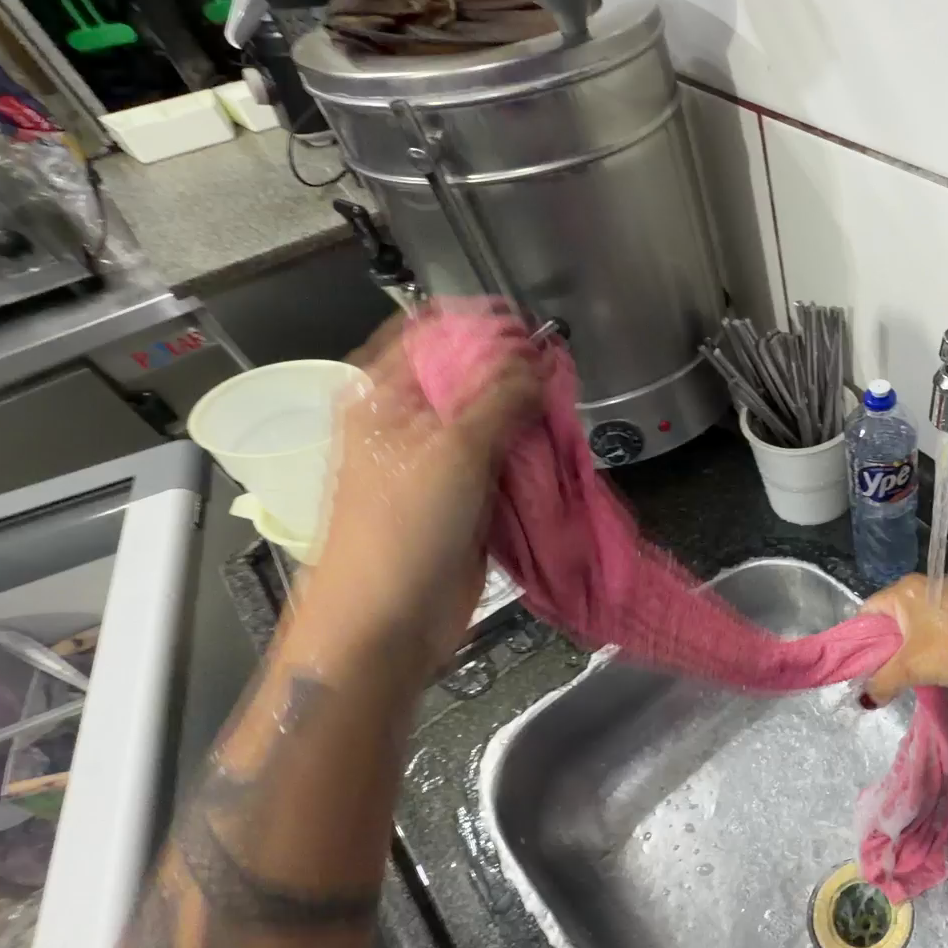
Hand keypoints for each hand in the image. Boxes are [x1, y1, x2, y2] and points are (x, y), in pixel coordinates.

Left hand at [282, 318, 539, 678]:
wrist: (389, 623)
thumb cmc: (403, 529)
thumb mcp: (453, 450)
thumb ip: (501, 397)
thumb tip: (540, 357)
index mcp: (383, 398)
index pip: (430, 335)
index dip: (479, 325)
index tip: (530, 328)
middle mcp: (409, 423)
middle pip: (468, 378)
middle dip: (514, 373)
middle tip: (558, 374)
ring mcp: (439, 463)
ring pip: (493, 421)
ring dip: (528, 417)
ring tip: (563, 411)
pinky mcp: (467, 498)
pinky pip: (505, 462)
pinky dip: (532, 454)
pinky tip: (559, 449)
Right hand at [860, 575, 947, 703]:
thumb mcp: (913, 668)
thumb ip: (882, 681)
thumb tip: (865, 698)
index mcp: (902, 590)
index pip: (865, 612)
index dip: (858, 643)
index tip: (860, 670)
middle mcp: (920, 586)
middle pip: (887, 620)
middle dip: (883, 650)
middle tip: (881, 678)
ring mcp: (943, 596)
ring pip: (910, 626)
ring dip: (905, 652)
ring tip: (905, 677)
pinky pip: (931, 627)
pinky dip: (925, 646)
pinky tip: (931, 667)